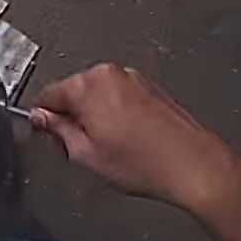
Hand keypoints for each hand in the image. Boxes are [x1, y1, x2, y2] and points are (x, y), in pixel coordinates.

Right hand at [30, 64, 240, 226]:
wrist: (196, 166)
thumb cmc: (148, 164)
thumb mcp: (86, 156)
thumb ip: (57, 131)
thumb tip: (44, 119)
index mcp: (86, 86)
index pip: (47, 94)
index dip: (44, 117)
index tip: (48, 132)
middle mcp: (107, 74)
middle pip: (71, 91)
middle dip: (72, 115)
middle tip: (82, 145)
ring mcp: (130, 77)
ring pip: (95, 93)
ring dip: (95, 113)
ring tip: (112, 144)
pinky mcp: (147, 85)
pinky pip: (117, 94)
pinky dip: (116, 111)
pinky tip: (129, 138)